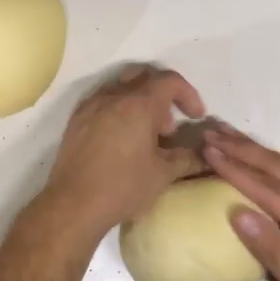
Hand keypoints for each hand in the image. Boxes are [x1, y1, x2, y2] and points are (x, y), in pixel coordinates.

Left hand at [38, 65, 206, 235]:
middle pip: (143, 77)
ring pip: (120, 87)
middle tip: (168, 128)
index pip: (168, 81)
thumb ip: (187, 159)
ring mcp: (90, 106)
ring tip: (145, 136)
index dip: (188, 94)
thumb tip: (205, 155)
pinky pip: (102, 101)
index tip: (195, 117)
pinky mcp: (76, 119)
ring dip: (139, 102)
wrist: (74, 203)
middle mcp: (112, 96)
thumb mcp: (162, 174)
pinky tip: (121, 140)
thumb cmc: (123, 186)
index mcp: (137, 104)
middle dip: (162, 95)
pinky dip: (118, 109)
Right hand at [202, 127, 279, 280]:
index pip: (269, 188)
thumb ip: (272, 250)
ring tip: (225, 135)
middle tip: (209, 132)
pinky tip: (253, 160)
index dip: (236, 168)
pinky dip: (266, 163)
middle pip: (279, 167)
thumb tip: (238, 212)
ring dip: (254, 150)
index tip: (207, 151)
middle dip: (243, 148)